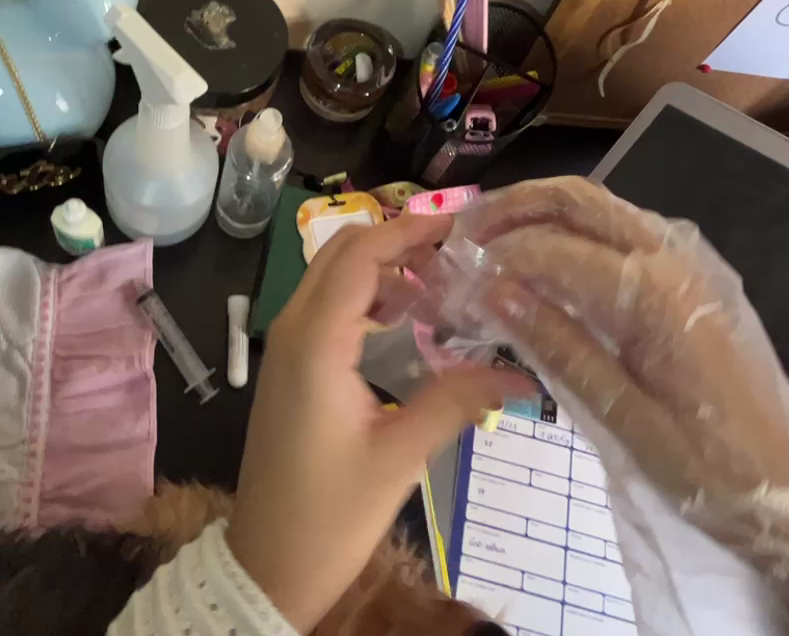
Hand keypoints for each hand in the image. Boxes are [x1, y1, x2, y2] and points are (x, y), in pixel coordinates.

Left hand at [226, 214, 533, 633]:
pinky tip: (406, 318)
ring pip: (333, 276)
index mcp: (315, 340)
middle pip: (342, 252)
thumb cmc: (330, 513)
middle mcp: (293, 327)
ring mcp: (286, 343)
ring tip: (441, 284)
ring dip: (381, 267)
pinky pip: (327, 306)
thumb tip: (521, 373)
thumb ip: (456, 402)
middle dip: (397, 241)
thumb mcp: (399, 457)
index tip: (460, 226)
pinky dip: (366, 295)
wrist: (267, 561)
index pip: (360, 255)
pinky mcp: (290, 363)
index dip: (408, 230)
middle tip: (458, 255)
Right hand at [463, 179, 788, 635]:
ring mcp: (689, 260)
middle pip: (577, 199)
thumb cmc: (712, 472)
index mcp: (659, 295)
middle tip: (463, 232)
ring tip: (490, 239)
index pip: (554, 250)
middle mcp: (674, 257)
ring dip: (538, 211)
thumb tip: (492, 290)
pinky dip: (570, 229)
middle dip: (512, 206)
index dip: (497, 257)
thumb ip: (559, 346)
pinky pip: (619, 229)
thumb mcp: (625, 420)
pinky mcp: (693, 275)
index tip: (454, 276)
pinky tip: (542, 258)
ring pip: (598, 207)